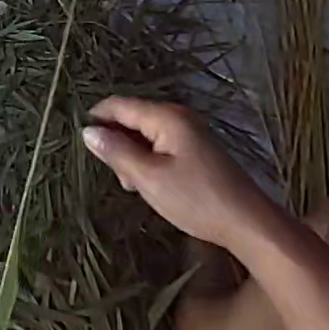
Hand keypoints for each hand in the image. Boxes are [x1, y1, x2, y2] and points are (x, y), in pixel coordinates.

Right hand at [83, 96, 267, 248]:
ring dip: (130, 152)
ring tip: (128, 182)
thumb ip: (117, 152)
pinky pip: (160, 144)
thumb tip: (88, 132)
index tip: (78, 138)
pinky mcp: (196, 149)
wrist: (249, 224)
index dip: (96, 117)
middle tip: (108, 170)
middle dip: (115, 138)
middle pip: (132, 117)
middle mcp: (178, 116)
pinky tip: (147, 183)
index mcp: (166, 116)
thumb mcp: (149, 178)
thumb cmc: (196, 199)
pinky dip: (147, 158)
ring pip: (145, 132)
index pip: (119, 105)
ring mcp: (190, 132)